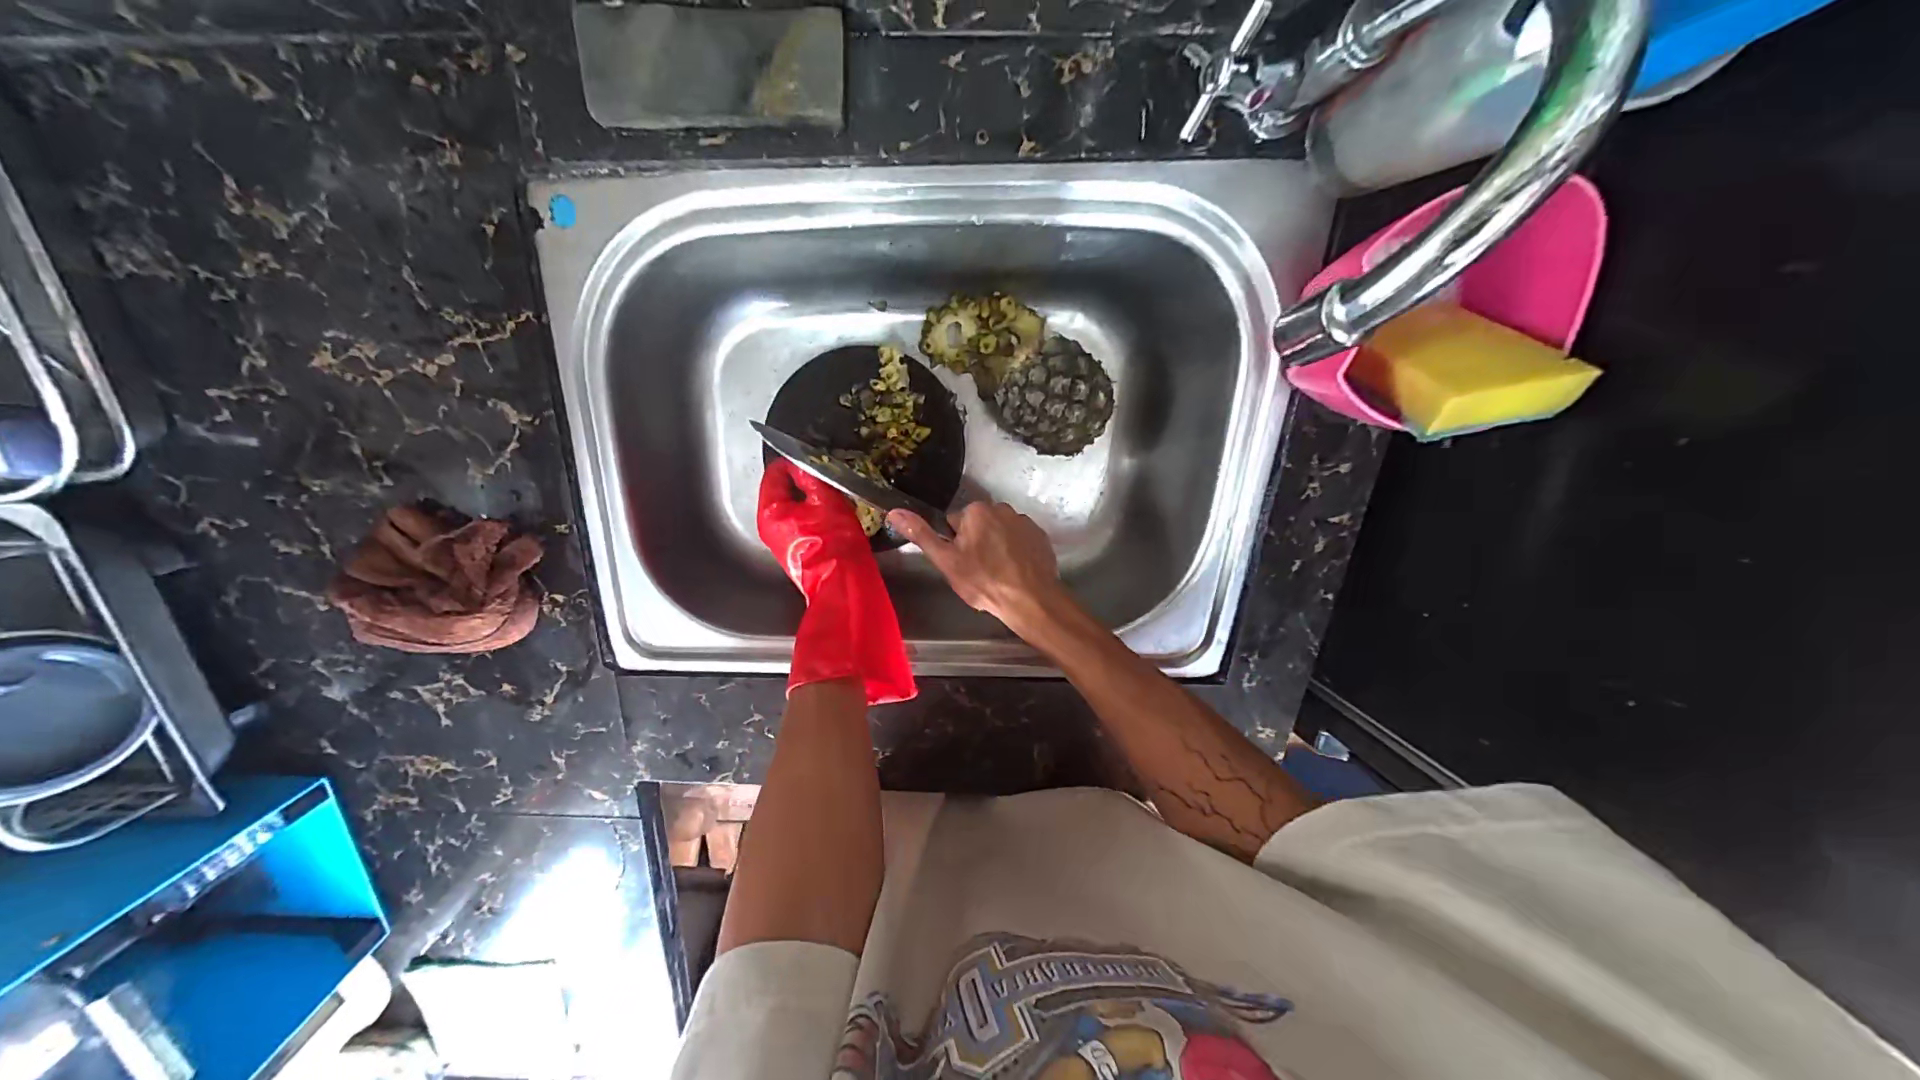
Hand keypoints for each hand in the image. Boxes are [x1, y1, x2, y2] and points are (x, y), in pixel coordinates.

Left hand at [757, 461, 914, 704]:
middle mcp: (769, 527)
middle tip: (826, 477)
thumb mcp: (827, 500)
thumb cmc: (834, 543)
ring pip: (794, 509)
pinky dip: (815, 517)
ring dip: (811, 500)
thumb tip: (803, 465)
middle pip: (782, 492)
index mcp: (770, 511)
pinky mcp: (796, 553)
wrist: (843, 585)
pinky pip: (802, 525)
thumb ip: (812, 477)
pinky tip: (834, 517)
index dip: (793, 462)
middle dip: (803, 483)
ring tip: (834, 496)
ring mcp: (781, 542)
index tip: (811, 458)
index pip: (774, 473)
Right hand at [887, 501, 1067, 634]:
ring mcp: (1024, 521)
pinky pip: (1019, 539)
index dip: (955, 545)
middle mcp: (1001, 508)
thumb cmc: (984, 581)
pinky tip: (1014, 570)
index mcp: (976, 510)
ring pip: (999, 532)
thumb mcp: (946, 561)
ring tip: (998, 572)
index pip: (954, 523)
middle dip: (976, 543)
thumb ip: (921, 534)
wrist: (1030, 599)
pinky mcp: (1040, 536)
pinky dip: (1015, 551)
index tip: (962, 563)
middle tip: (978, 570)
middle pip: (978, 525)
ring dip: (996, 546)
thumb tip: (895, 512)